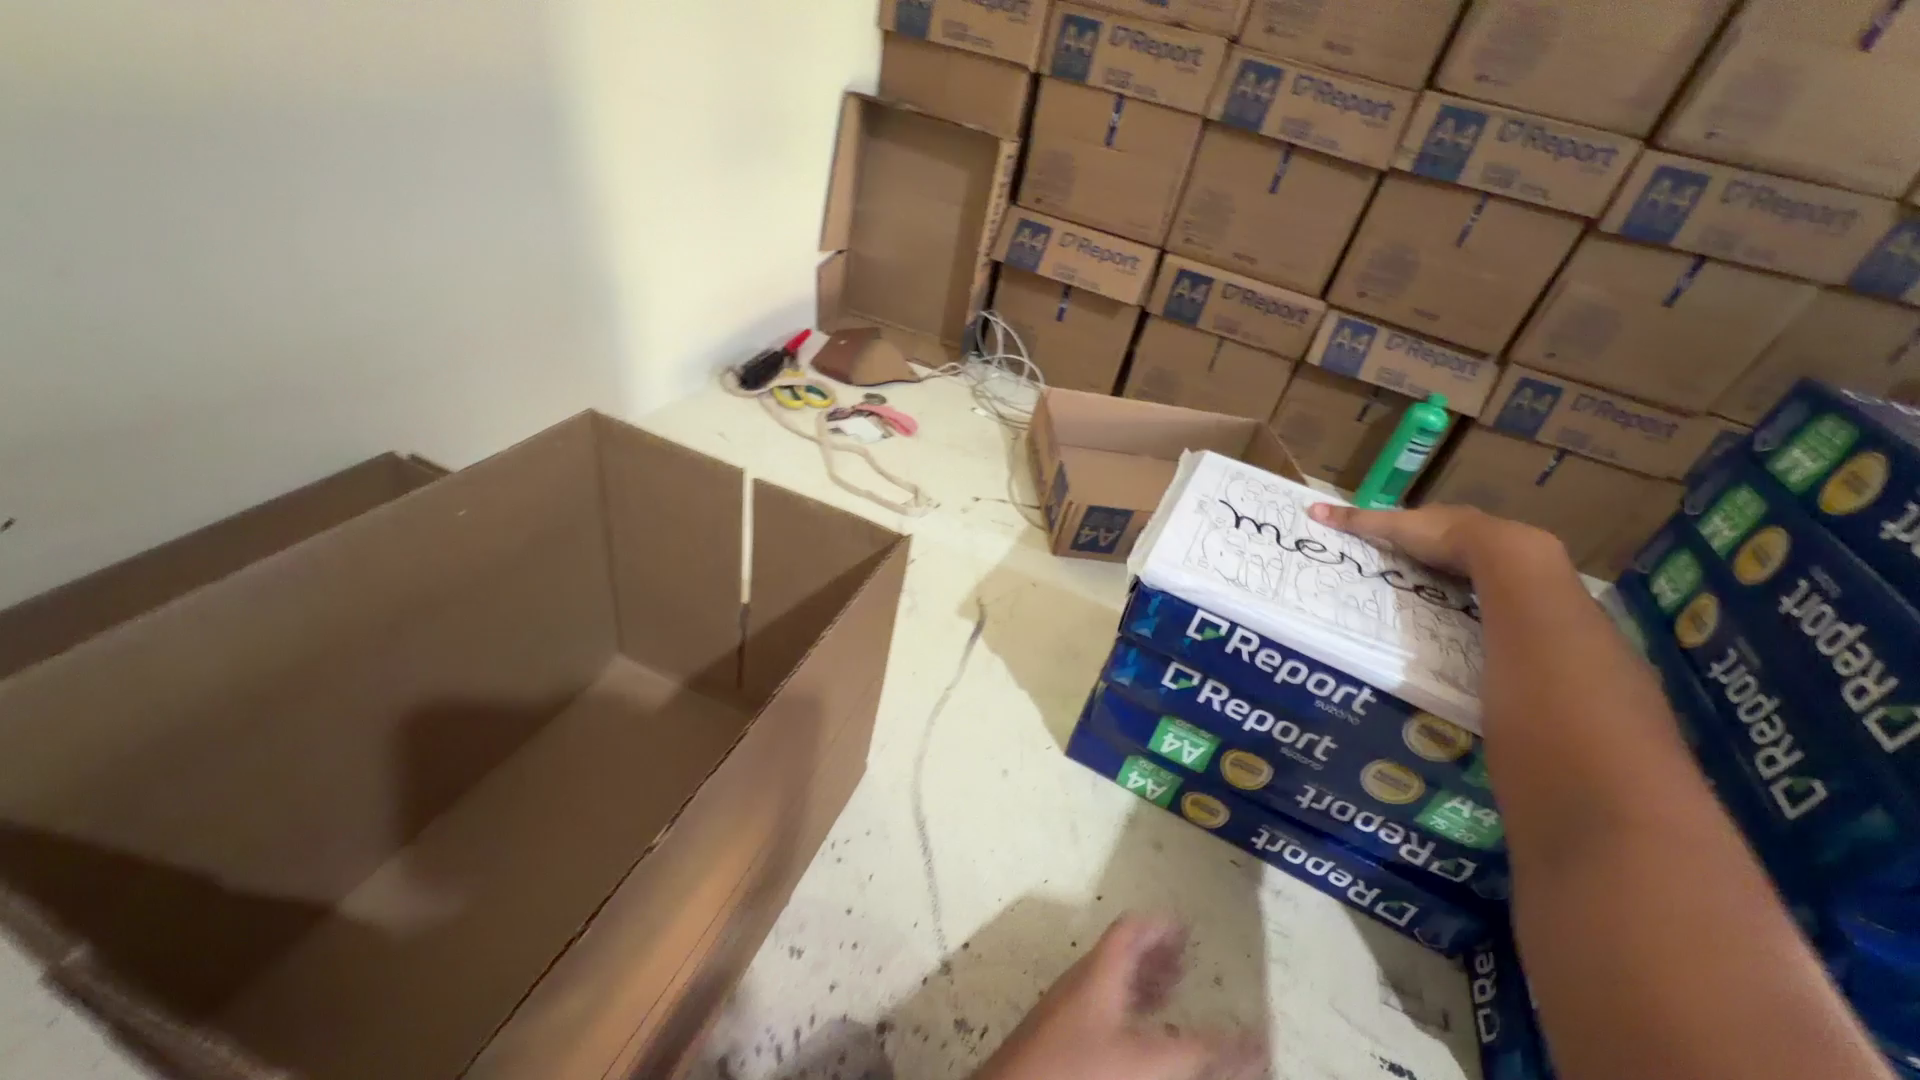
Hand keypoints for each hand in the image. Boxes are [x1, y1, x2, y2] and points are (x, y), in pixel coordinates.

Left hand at [971, 914, 1265, 1079]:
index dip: (1160, 924)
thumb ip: (1204, 1051)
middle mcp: (1081, 979)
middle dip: (1155, 953)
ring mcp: (1066, 1004)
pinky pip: (1099, 1003)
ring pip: (1109, 978)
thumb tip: (1258, 1042)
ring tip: (1170, 994)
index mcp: (1100, 971)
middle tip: (1186, 961)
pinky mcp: (1059, 1031)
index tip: (1187, 927)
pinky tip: (1138, 1034)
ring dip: (1141, 980)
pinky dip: (1126, 1005)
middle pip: (1120, 951)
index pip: (1131, 928)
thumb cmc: (1080, 1066)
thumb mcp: (1150, 1059)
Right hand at [1308, 502, 1562, 579]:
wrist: (1496, 552)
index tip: (1397, 542)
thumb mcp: (1392, 527)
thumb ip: (1358, 522)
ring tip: (1441, 584)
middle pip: (1445, 535)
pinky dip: (1475, 582)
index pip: (1421, 518)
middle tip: (1417, 565)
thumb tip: (1313, 510)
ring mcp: (1490, 546)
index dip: (1409, 528)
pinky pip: (1485, 574)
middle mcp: (1466, 525)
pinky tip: (1468, 595)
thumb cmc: (1439, 535)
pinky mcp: (1505, 569)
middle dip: (1434, 547)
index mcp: (1440, 513)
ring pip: (1468, 554)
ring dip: (1457, 565)